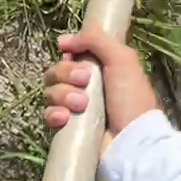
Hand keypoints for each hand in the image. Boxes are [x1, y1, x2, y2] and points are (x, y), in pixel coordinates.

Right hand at [42, 27, 159, 146]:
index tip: (71, 54)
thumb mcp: (122, 59)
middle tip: (85, 81)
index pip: (69, 55)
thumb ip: (97, 40)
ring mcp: (74, 108)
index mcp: (98, 69)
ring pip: (50, 92)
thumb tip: (64, 40)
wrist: (131, 139)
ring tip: (82, 104)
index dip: (68, 54)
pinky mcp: (67, 127)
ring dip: (63, 95)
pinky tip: (66, 118)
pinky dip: (54, 114)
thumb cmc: (131, 98)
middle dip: (66, 74)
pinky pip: (48, 114)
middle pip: (55, 71)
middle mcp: (83, 86)